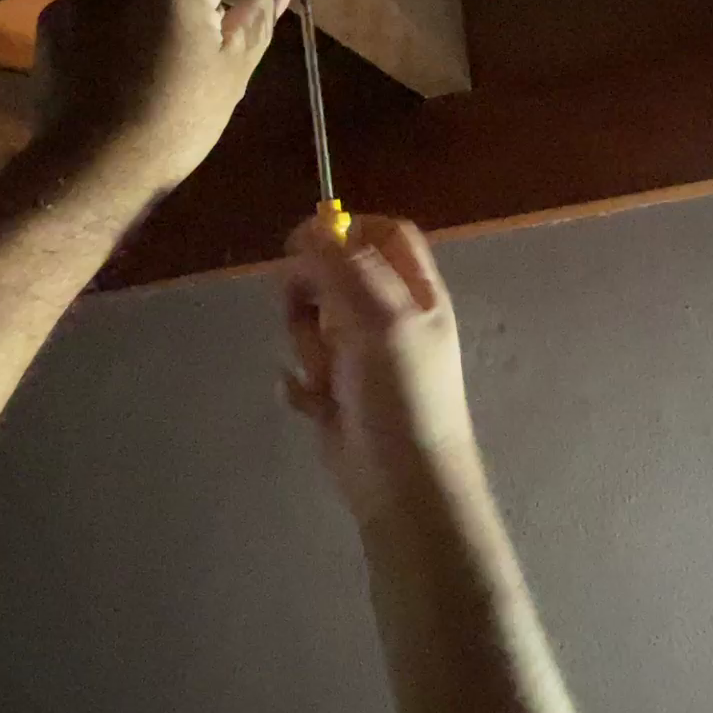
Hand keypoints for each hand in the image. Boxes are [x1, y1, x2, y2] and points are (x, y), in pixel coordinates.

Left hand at [34, 0, 288, 191]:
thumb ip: (255, 23)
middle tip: (193, 52)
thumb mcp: (231, 76)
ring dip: (145, 12)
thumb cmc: (176, 122)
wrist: (94, 166)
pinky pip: (95, 12)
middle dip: (188, 2)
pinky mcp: (52, 21)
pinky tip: (113, 68)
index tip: (240, 26)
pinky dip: (109, 29)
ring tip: (150, 61)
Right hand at [283, 216, 483, 525]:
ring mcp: (359, 353)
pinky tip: (315, 403)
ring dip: (306, 347)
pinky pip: (300, 365)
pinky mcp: (334, 387)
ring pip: (309, 321)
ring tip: (325, 379)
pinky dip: (301, 384)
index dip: (345, 230)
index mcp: (412, 293)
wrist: (400, 485)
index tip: (302, 245)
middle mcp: (387, 315)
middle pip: (333, 273)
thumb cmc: (401, 397)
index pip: (382, 233)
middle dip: (309, 295)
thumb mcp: (381, 321)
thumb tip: (314, 227)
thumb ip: (346, 268)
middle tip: (302, 315)